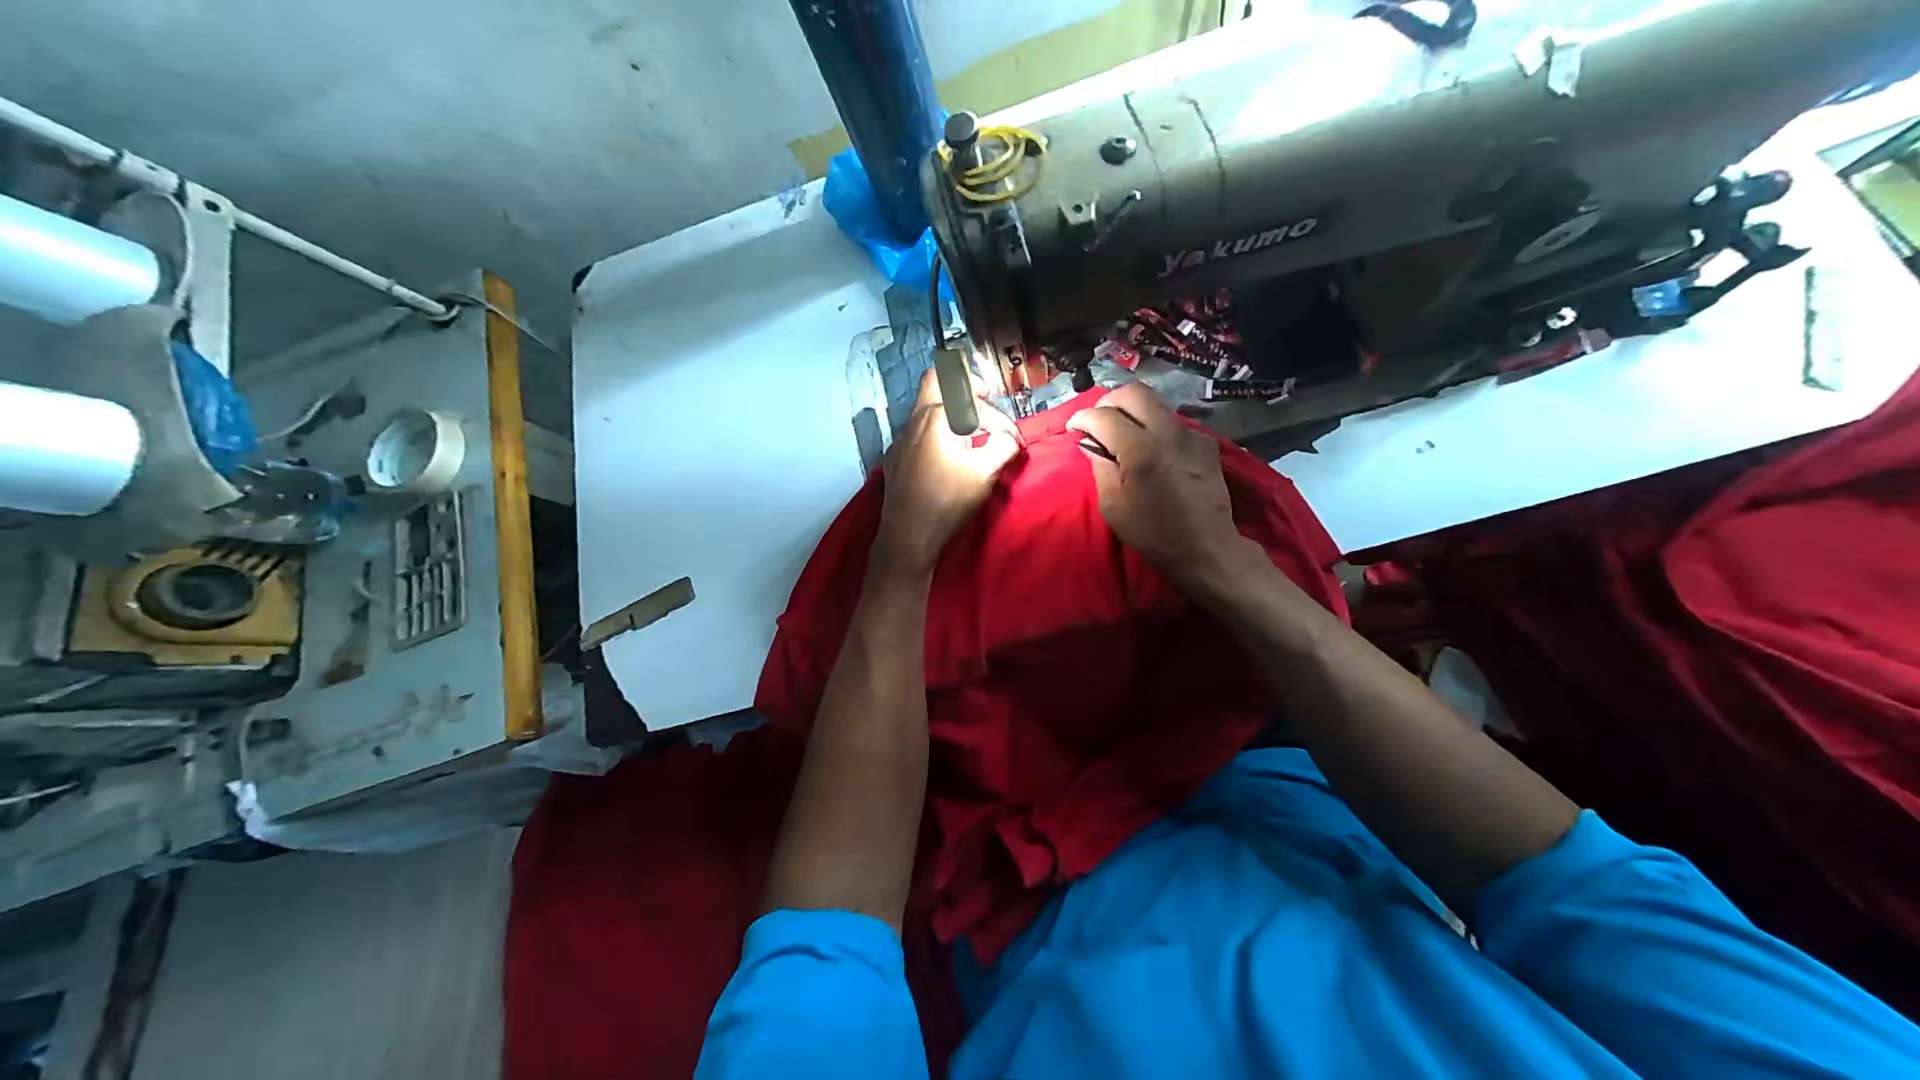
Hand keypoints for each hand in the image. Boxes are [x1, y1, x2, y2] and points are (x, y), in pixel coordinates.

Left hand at [875, 368, 1021, 575]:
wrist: (908, 536)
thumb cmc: (948, 500)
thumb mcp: (986, 472)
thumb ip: (1003, 446)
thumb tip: (1009, 438)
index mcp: (936, 416)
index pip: (975, 404)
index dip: (1000, 420)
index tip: (1011, 441)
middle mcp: (914, 420)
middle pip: (935, 381)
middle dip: (962, 386)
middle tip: (982, 400)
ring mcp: (900, 440)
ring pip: (924, 409)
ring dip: (949, 414)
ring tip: (970, 435)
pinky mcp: (895, 459)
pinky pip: (917, 433)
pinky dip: (936, 434)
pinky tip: (946, 457)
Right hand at [1066, 381, 1259, 592]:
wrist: (1206, 547)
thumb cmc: (1153, 532)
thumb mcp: (1113, 505)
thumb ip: (1100, 466)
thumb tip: (1092, 443)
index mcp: (1140, 449)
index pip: (1104, 416)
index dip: (1082, 417)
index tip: (1073, 427)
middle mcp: (1167, 432)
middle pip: (1133, 393)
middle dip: (1109, 402)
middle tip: (1097, 421)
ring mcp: (1191, 434)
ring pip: (1155, 404)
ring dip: (1133, 412)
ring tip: (1122, 433)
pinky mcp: (1206, 443)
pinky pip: (1173, 423)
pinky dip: (1156, 428)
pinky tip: (1152, 449)